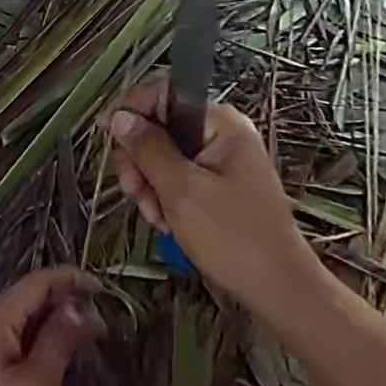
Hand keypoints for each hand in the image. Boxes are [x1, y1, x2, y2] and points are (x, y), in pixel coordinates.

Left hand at [0, 267, 102, 385]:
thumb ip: (59, 340)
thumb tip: (79, 306)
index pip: (37, 282)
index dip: (70, 280)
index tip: (103, 290)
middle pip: (31, 300)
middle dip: (67, 304)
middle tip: (103, 322)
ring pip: (27, 325)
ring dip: (58, 328)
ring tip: (91, 339)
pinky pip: (21, 347)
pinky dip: (45, 348)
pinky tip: (64, 361)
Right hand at [105, 81, 316, 308]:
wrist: (279, 290)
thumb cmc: (232, 236)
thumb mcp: (181, 190)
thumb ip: (148, 148)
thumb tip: (120, 117)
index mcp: (220, 122)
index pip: (164, 95)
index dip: (131, 111)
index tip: (106, 137)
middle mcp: (222, 133)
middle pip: (161, 126)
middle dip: (140, 159)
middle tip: (131, 191)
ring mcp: (222, 159)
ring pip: (166, 155)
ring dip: (150, 184)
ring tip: (154, 217)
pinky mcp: (220, 185)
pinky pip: (180, 177)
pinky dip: (165, 196)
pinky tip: (165, 222)